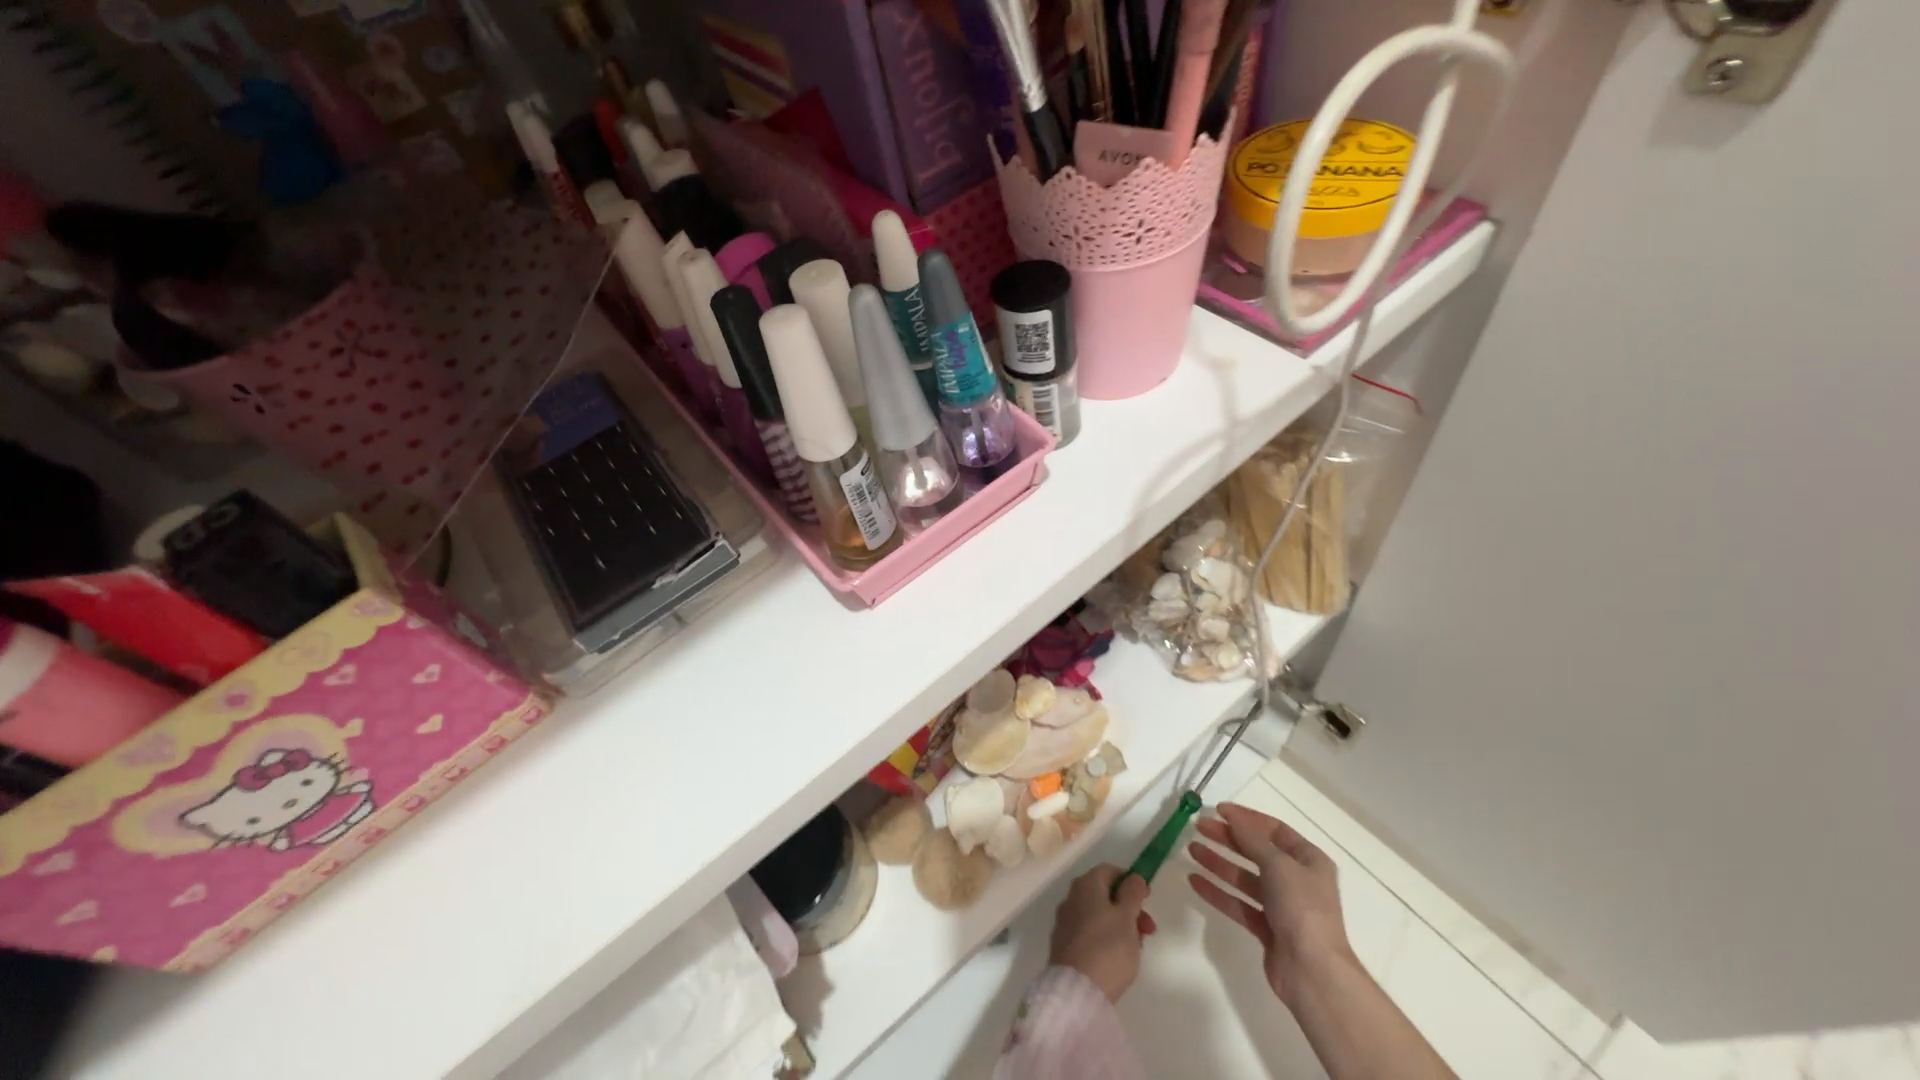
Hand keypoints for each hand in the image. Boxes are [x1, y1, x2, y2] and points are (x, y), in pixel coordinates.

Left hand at [1049, 864, 1157, 1002]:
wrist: (1078, 990)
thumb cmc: (1108, 948)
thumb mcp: (1127, 917)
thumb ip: (1132, 894)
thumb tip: (1133, 877)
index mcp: (1085, 886)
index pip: (1109, 871)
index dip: (1130, 881)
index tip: (1146, 899)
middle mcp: (1071, 899)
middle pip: (1105, 895)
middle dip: (1130, 909)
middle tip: (1148, 930)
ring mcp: (1065, 923)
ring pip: (1099, 916)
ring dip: (1121, 926)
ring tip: (1137, 948)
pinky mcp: (1065, 946)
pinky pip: (1090, 934)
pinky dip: (1106, 939)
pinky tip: (1119, 959)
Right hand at [1187, 802, 1352, 1005]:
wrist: (1312, 970)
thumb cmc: (1302, 908)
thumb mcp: (1278, 865)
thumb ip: (1252, 839)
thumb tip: (1232, 815)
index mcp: (1309, 860)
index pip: (1275, 830)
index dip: (1247, 818)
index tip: (1218, 811)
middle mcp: (1297, 880)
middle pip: (1257, 852)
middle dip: (1228, 839)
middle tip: (1198, 827)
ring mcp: (1281, 906)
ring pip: (1244, 878)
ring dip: (1218, 863)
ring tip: (1191, 850)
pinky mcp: (1266, 928)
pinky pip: (1238, 903)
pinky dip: (1218, 892)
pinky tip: (1194, 881)